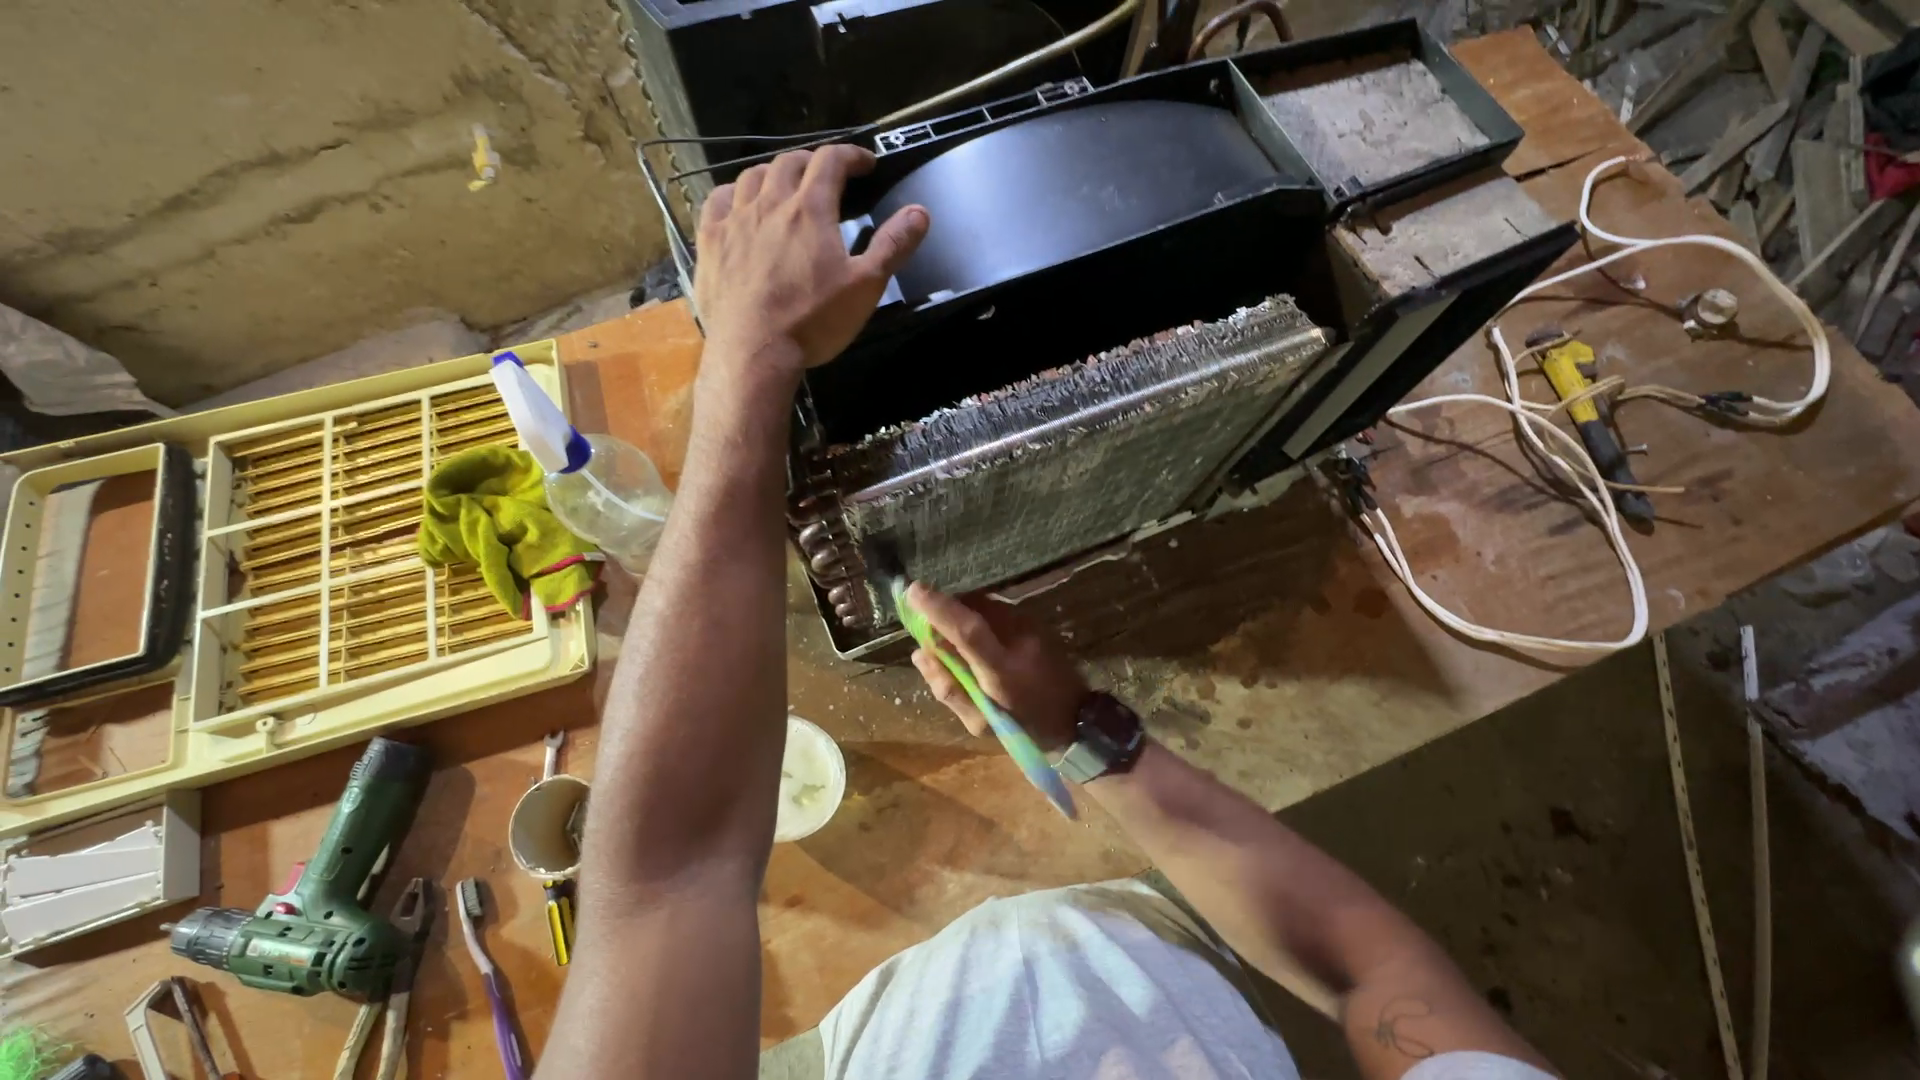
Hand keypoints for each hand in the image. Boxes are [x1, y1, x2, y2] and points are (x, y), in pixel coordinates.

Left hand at [693, 144, 928, 376]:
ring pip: (752, 176)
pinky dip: (734, 193)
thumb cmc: (813, 321)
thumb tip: (920, 212)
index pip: (831, 161)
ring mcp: (734, 221)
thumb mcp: (865, 287)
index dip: (851, 155)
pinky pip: (717, 201)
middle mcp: (769, 203)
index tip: (866, 164)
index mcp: (810, 209)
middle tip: (827, 176)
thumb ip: (893, 246)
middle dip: (813, 162)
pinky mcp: (709, 242)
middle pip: (790, 163)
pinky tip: (740, 204)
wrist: (753, 352)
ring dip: (773, 173)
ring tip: (785, 186)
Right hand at [906, 583, 1087, 750]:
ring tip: (954, 639)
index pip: (968, 630)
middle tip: (927, 629)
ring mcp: (1030, 626)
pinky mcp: (1035, 620)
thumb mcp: (980, 723)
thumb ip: (948, 689)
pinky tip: (978, 638)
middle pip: (973, 609)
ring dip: (962, 614)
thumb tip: (919, 654)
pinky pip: (996, 609)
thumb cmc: (1023, 727)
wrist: (1075, 717)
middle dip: (944, 611)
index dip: (940, 609)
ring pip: (983, 605)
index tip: (912, 592)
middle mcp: (1018, 640)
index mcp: (1002, 671)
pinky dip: (979, 617)